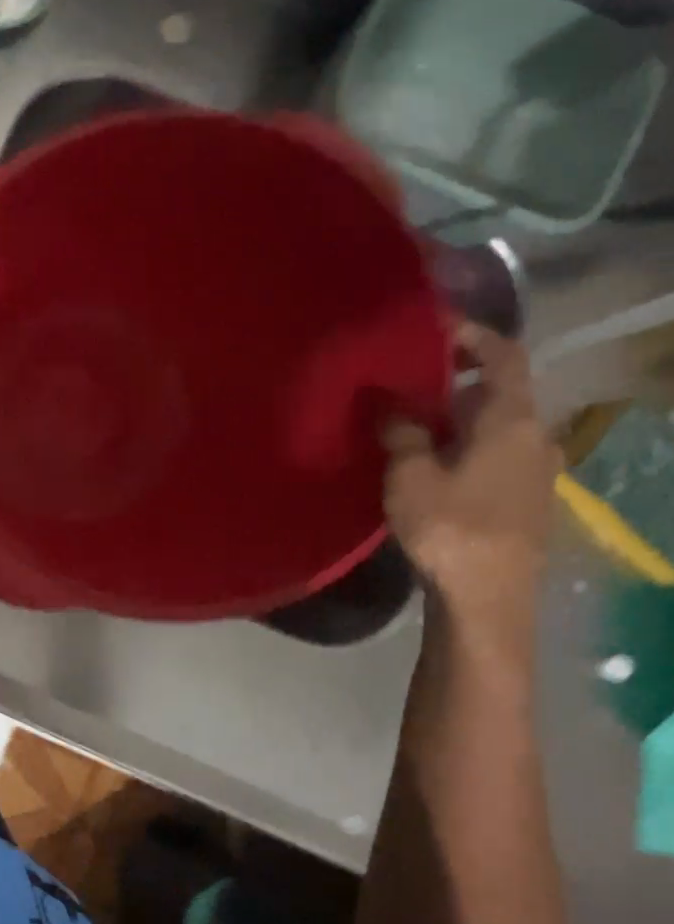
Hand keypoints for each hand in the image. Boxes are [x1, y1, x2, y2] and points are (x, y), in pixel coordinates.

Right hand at [382, 325, 560, 622]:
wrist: (487, 594)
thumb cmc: (449, 527)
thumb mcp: (410, 475)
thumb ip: (402, 432)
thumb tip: (388, 399)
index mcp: (512, 421)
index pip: (504, 358)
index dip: (473, 337)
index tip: (432, 328)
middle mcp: (534, 436)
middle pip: (498, 392)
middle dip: (452, 382)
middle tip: (400, 381)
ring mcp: (533, 468)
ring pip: (492, 425)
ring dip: (454, 417)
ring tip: (402, 421)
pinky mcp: (521, 496)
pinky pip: (490, 452)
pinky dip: (460, 443)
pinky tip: (422, 460)